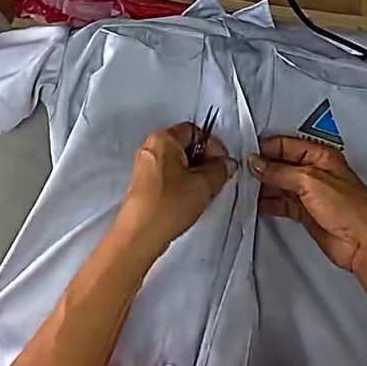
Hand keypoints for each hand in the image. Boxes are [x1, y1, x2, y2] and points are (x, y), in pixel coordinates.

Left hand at [115, 123, 237, 257]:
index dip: (213, 144)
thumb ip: (220, 169)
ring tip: (205, 189)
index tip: (222, 161)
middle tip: (217, 175)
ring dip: (194, 172)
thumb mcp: (204, 184)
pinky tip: (190, 198)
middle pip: (185, 145)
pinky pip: (168, 175)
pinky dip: (182, 182)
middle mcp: (151, 148)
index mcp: (163, 139)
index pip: (194, 130)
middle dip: (205, 159)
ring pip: (177, 162)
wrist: (140, 235)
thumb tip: (226, 164)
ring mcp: (145, 167)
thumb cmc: (168, 204)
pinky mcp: (143, 185)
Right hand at [251, 136, 366, 274]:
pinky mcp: (306, 212)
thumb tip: (256, 163)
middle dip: (261, 167)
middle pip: (281, 164)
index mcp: (321, 155)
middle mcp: (314, 171)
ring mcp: (310, 192)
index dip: (266, 148)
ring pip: (280, 184)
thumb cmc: (350, 208)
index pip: (286, 145)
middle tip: (239, 171)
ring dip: (262, 186)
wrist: (365, 244)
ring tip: (241, 187)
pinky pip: (282, 202)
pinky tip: (254, 203)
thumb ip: (281, 171)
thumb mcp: (311, 182)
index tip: (245, 154)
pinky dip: (268, 202)